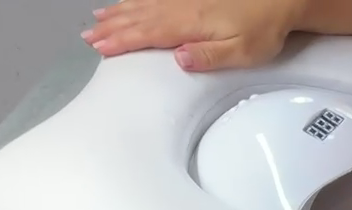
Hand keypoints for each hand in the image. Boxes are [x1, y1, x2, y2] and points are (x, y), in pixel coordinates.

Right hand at [85, 0, 305, 70]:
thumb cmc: (263, 29)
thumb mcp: (242, 52)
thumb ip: (209, 57)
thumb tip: (178, 60)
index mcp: (189, 24)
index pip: (147, 35)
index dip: (122, 41)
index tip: (100, 48)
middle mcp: (180, 7)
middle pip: (138, 18)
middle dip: (112, 28)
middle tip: (88, 37)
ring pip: (142, 5)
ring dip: (118, 13)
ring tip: (98, 20)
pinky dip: (136, 1)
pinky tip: (128, 4)